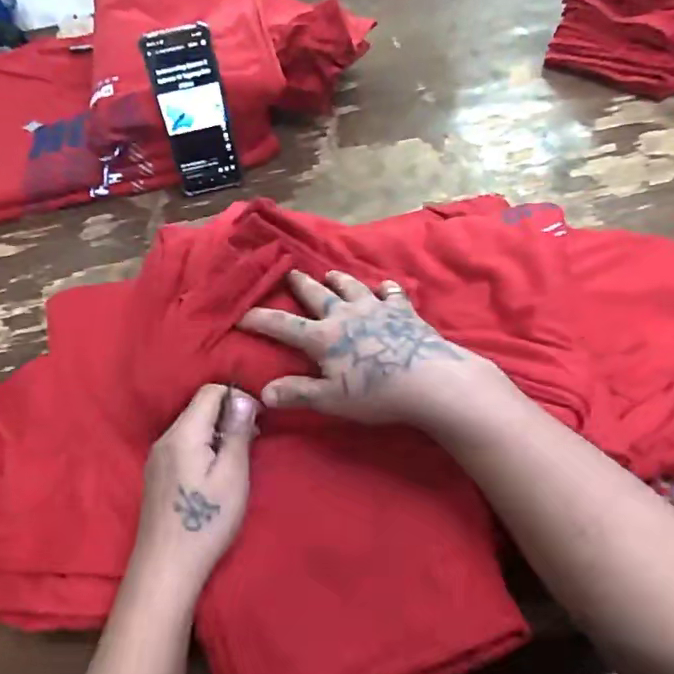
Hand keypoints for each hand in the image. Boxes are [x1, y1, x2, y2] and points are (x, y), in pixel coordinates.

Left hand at [127, 383, 258, 595]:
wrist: (166, 566)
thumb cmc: (206, 522)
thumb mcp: (232, 475)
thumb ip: (237, 433)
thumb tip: (243, 399)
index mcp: (182, 433)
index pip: (209, 392)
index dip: (237, 398)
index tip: (258, 423)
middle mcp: (164, 439)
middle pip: (198, 409)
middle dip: (228, 417)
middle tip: (252, 444)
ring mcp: (156, 458)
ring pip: (190, 428)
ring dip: (216, 435)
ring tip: (236, 462)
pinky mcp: (155, 476)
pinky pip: (182, 447)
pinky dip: (202, 449)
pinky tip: (213, 477)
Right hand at [238, 269, 506, 426]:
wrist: (431, 380)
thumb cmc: (375, 393)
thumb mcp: (330, 399)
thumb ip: (297, 393)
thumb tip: (263, 393)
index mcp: (323, 337)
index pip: (283, 326)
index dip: (260, 320)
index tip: (242, 315)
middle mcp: (346, 315)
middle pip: (317, 295)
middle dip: (301, 285)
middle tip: (290, 273)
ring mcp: (376, 309)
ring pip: (351, 287)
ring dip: (338, 280)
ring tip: (330, 273)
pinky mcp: (403, 311)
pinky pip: (392, 294)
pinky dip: (385, 289)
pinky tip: (385, 287)